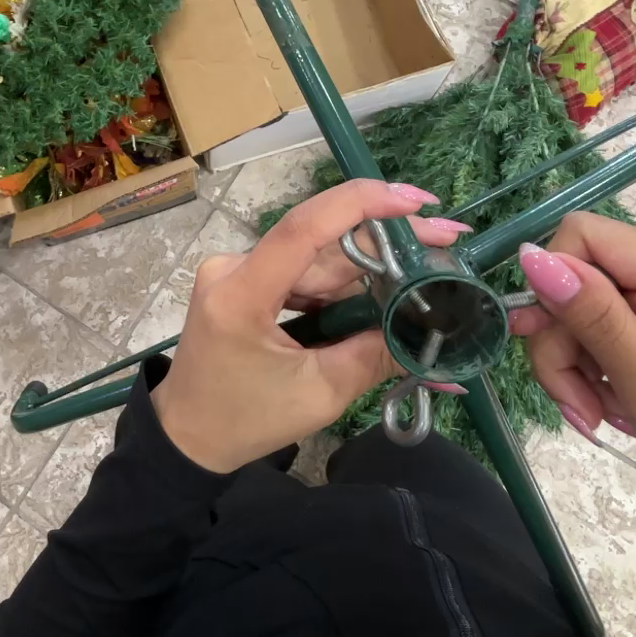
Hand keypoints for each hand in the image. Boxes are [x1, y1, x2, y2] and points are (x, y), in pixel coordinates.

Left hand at [151, 179, 470, 473]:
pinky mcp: (243, 284)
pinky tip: (386, 283)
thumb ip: (374, 354)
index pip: (303, 228)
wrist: (188, 435)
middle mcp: (233, 269)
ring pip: (315, 258)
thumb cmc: (245, 420)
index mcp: (241, 293)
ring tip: (429, 262)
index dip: (361, 205)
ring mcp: (235, 273)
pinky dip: (342, 282)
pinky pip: (301, 274)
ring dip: (369, 262)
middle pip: (319, 243)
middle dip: (385, 241)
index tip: (415, 201)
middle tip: (448, 238)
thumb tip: (430, 329)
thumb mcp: (319, 394)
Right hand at [513, 213, 635, 543]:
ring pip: (591, 303)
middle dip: (563, 344)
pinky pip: (618, 319)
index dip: (551, 287)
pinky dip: (605, 360)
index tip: (554, 351)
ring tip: (602, 413)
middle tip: (580, 408)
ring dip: (580, 361)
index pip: (580, 236)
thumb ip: (594, 318)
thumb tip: (531, 257)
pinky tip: (619, 399)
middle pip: (580, 277)